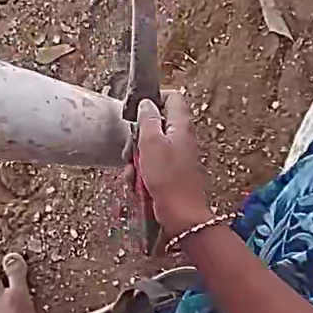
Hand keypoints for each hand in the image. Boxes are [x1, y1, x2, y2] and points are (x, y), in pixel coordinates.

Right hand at [134, 90, 214, 239]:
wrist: (181, 215)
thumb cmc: (168, 178)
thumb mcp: (151, 143)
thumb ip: (148, 120)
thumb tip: (146, 103)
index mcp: (181, 126)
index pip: (173, 97)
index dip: (155, 99)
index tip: (137, 112)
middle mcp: (181, 138)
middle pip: (156, 124)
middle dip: (138, 136)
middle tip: (131, 149)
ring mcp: (176, 156)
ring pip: (150, 147)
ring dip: (136, 158)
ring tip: (132, 171)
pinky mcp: (170, 173)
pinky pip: (151, 165)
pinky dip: (141, 173)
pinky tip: (136, 183)